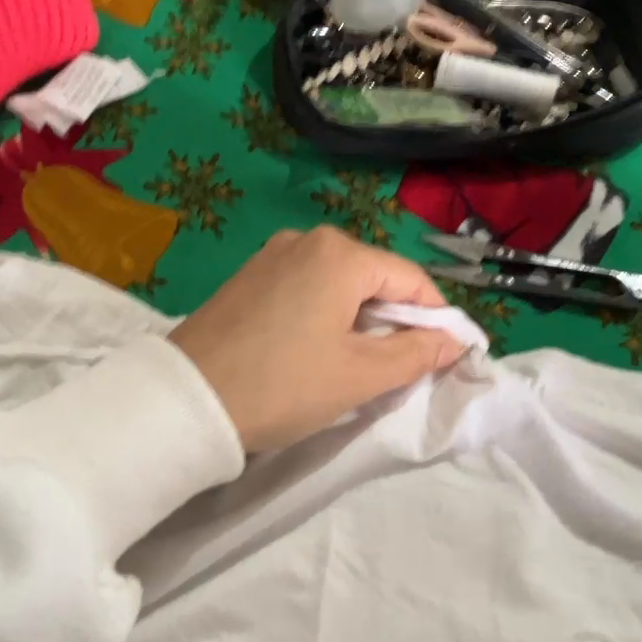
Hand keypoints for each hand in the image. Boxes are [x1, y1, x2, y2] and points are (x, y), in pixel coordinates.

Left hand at [169, 227, 469, 451]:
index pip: (410, 279)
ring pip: (339, 283)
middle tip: (397, 368)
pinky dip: (325, 314)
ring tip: (355, 363)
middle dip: (394, 319)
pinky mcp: (248, 276)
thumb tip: (454, 340)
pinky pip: (306, 287)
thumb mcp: (360, 376)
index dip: (436, 318)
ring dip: (359, 319)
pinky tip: (315, 349)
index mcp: (339, 253)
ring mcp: (271, 255)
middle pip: (374, 277)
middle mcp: (306, 240)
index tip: (445, 356)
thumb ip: (416, 353)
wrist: (187, 402)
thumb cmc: (283, 386)